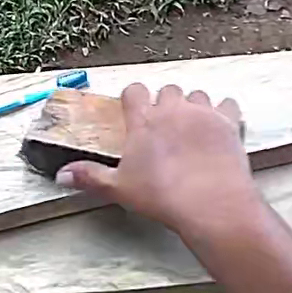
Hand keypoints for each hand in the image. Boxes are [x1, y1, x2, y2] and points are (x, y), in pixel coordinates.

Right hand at [56, 84, 263, 238]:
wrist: (210, 202)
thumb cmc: (163, 195)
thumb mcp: (119, 188)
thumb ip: (90, 177)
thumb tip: (63, 175)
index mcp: (143, 121)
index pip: (134, 92)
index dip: (134, 99)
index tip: (135, 110)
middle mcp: (173, 109)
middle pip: (168, 90)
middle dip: (166, 103)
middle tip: (165, 125)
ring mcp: (203, 113)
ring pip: (197, 94)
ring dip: (193, 105)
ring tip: (192, 126)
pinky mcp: (228, 122)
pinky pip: (228, 103)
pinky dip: (224, 111)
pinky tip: (220, 125)